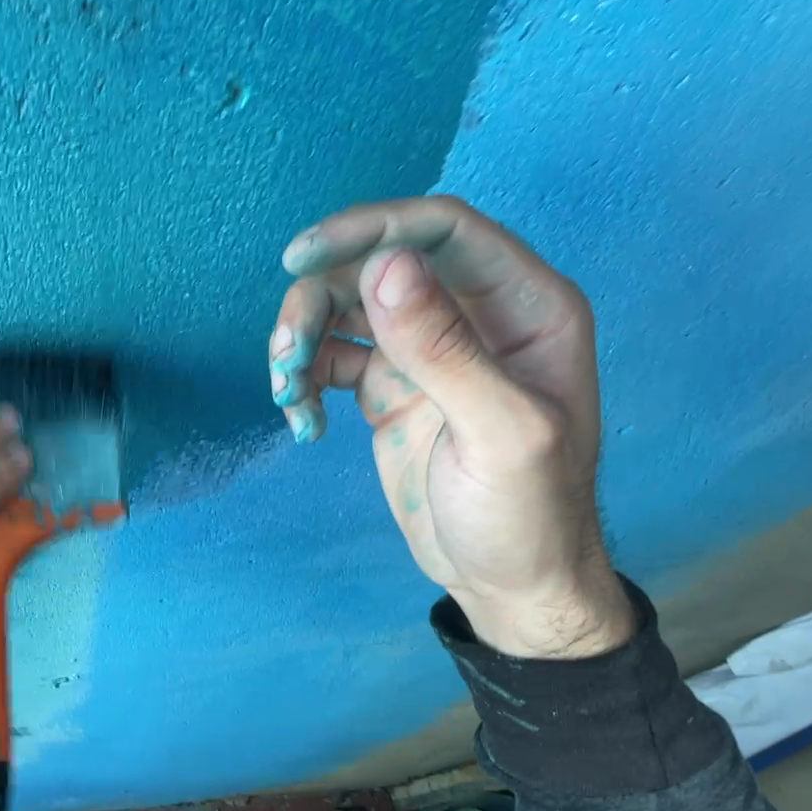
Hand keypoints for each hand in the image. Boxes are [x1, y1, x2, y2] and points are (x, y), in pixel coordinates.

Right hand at [270, 195, 633, 658]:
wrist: (507, 581)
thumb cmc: (527, 514)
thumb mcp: (498, 435)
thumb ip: (445, 349)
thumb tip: (384, 266)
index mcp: (523, 307)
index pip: (442, 232)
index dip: (370, 229)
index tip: (300, 257)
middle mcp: (471, 314)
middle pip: (377, 264)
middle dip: (318, 299)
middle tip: (284, 354)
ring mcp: (425, 350)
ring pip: (345, 308)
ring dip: (301, 339)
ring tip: (286, 392)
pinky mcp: (389, 387)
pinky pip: (332, 358)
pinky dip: (305, 380)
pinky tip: (304, 423)